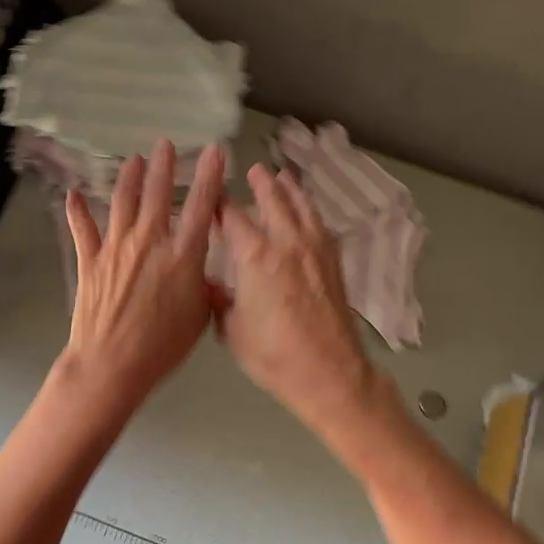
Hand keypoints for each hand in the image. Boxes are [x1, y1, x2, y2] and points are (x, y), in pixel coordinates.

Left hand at [56, 140, 226, 408]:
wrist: (112, 363)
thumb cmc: (163, 346)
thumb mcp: (199, 318)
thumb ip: (204, 289)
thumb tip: (205, 277)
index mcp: (182, 256)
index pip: (202, 207)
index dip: (211, 176)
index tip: (216, 151)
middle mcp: (149, 242)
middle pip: (158, 194)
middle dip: (164, 166)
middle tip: (166, 144)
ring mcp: (115, 248)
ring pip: (122, 202)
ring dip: (129, 178)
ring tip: (134, 160)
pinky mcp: (89, 261)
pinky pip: (82, 229)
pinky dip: (76, 210)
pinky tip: (72, 194)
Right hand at [215, 164, 383, 429]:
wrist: (329, 373)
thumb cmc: (272, 355)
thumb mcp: (232, 331)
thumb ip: (220, 301)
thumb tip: (210, 286)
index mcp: (255, 257)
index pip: (233, 218)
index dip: (220, 205)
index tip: (211, 197)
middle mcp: (286, 244)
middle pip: (273, 201)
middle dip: (261, 184)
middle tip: (253, 170)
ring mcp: (315, 251)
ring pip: (302, 207)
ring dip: (290, 190)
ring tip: (283, 177)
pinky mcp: (334, 263)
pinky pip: (320, 225)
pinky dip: (310, 212)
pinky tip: (308, 212)